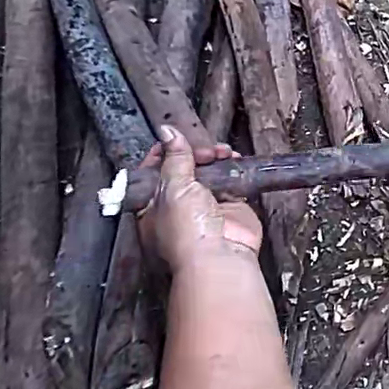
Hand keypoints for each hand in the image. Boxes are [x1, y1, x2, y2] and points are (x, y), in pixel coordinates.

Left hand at [138, 125, 261, 269]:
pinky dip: (235, 169)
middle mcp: (178, 206)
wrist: (219, 257)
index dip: (165, 153)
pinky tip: (236, 160)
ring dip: (216, 159)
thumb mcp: (173, 187)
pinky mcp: (231, 207)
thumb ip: (175, 158)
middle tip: (205, 152)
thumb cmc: (186, 230)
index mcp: (152, 205)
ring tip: (223, 152)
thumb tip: (168, 131)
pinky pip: (232, 182)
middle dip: (195, 154)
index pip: (154, 172)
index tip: (175, 139)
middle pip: (185, 169)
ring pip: (210, 174)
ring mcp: (206, 207)